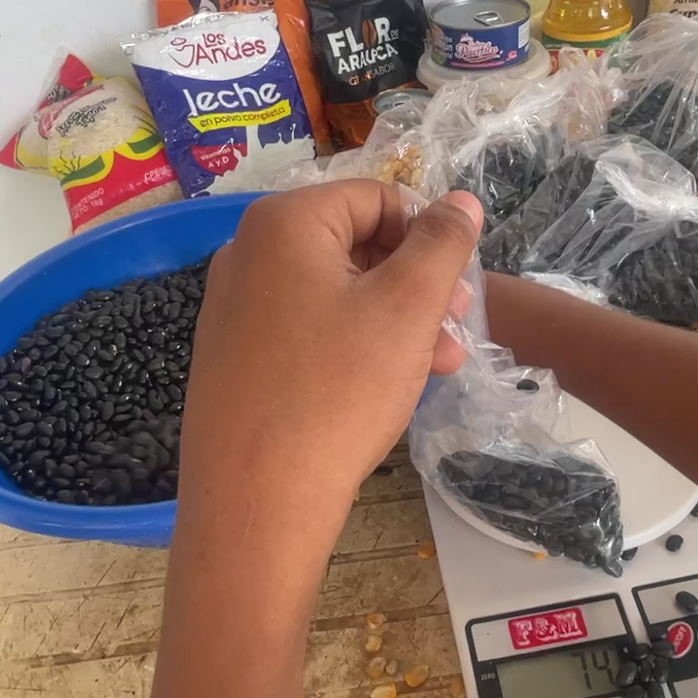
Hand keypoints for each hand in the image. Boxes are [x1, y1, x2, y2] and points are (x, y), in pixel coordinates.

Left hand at [176, 180, 483, 556]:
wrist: (257, 500)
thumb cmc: (338, 390)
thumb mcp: (407, 307)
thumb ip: (442, 244)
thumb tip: (461, 201)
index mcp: (284, 224)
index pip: (376, 198)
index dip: (428, 233)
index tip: (459, 284)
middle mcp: (248, 254)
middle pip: (356, 245)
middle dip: (417, 284)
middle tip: (458, 326)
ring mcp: (236, 308)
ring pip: (337, 294)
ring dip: (397, 321)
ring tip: (443, 363)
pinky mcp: (237, 357)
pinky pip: (309, 331)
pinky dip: (356, 345)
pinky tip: (393, 383)